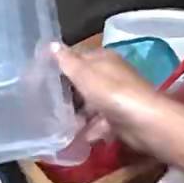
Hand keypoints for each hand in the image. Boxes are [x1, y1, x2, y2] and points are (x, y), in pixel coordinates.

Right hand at [53, 43, 183, 150]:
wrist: (143, 122)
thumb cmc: (110, 92)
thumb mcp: (83, 74)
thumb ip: (66, 61)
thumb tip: (51, 44)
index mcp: (104, 59)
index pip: (77, 59)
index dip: (60, 68)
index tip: (41, 80)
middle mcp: (111, 75)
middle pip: (84, 83)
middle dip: (67, 95)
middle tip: (46, 105)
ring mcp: (116, 98)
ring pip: (90, 105)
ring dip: (77, 115)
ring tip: (56, 124)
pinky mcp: (120, 118)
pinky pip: (99, 123)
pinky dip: (89, 130)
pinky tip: (74, 138)